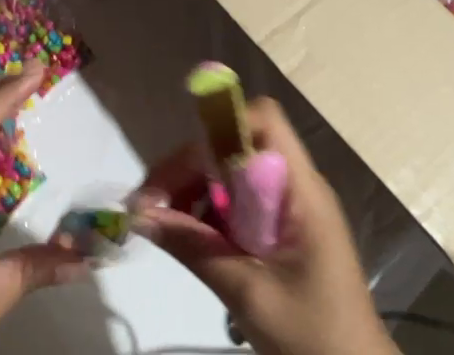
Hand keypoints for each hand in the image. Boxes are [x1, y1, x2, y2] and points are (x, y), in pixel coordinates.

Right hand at [132, 98, 399, 354]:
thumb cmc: (314, 335)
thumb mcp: (248, 293)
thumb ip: (194, 248)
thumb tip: (139, 215)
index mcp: (301, 191)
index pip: (263, 121)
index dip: (220, 125)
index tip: (181, 166)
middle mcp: (296, 187)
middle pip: (235, 145)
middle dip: (190, 166)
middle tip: (152, 203)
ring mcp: (290, 208)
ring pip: (231, 172)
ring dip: (194, 189)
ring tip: (164, 224)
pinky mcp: (282, 230)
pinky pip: (238, 201)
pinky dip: (209, 212)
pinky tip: (190, 238)